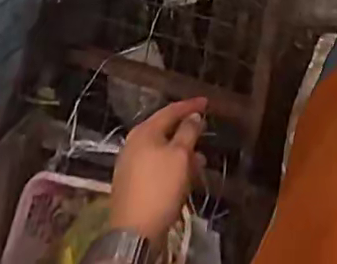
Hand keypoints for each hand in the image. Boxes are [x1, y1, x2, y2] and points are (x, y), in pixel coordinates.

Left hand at [109, 97, 206, 240]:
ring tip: (200, 161)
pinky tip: (183, 178)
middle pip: (164, 130)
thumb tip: (193, 115)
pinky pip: (155, 166)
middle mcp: (133, 143)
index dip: (190, 105)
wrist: (134, 233)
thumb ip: (188, 131)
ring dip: (181, 153)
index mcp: (144, 131)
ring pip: (161, 150)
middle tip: (203, 130)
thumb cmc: (160, 187)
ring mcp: (130, 164)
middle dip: (186, 131)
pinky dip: (171, 167)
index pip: (170, 110)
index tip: (207, 102)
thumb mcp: (180, 156)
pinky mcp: (131, 184)